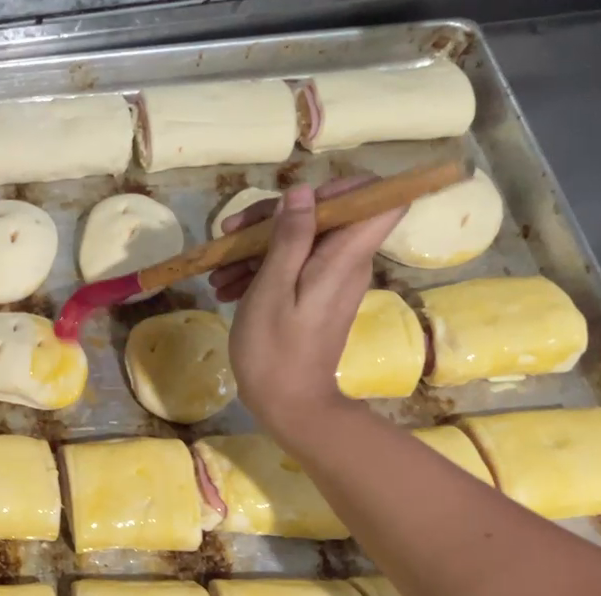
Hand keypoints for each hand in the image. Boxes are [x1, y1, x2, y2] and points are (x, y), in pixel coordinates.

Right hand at [208, 178, 403, 434]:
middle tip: (230, 234)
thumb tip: (302, 192)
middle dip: (277, 218)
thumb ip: (289, 239)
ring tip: (218, 273)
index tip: (298, 199)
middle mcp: (348, 262)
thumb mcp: (271, 290)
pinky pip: (295, 268)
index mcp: (344, 256)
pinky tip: (227, 288)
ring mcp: (332, 281)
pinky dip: (262, 270)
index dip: (346, 187)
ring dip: (259, 249)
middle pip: (327, 216)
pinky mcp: (316, 297)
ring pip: (304, 242)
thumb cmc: (275, 349)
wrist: (288, 403)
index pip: (381, 199)